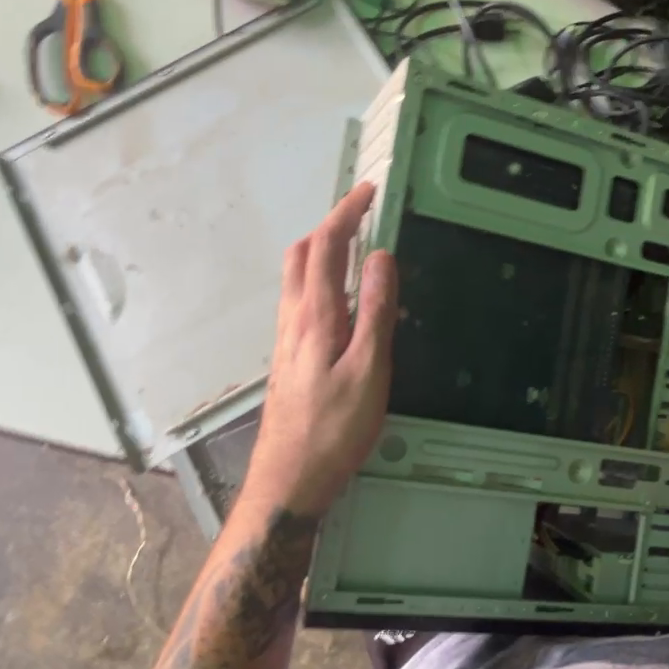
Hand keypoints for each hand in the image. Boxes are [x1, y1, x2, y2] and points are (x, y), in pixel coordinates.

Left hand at [243, 183, 397, 516]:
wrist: (289, 476)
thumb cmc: (333, 429)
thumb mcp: (368, 371)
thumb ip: (375, 313)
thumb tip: (381, 257)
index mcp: (315, 316)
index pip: (326, 247)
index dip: (345, 213)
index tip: (368, 191)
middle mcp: (294, 319)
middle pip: (301, 255)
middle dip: (328, 226)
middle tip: (360, 215)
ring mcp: (286, 339)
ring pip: (295, 277)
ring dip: (319, 250)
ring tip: (351, 246)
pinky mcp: (288, 357)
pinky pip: (299, 300)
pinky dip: (317, 278)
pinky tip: (336, 297)